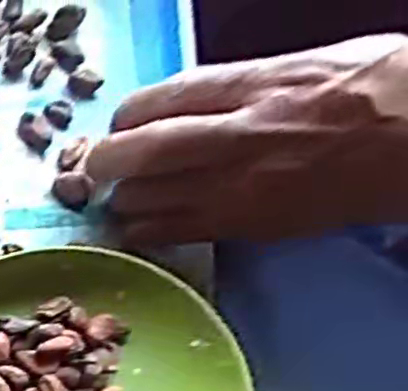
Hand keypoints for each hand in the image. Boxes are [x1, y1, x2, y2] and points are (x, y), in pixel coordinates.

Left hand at [86, 34, 407, 244]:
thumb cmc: (389, 92)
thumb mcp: (321, 66)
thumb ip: (243, 86)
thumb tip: (176, 105)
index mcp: (266, 84)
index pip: (158, 99)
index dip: (125, 115)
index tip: (124, 124)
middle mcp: (239, 135)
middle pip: (129, 153)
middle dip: (103, 160)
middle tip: (107, 164)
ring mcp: (231, 184)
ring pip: (131, 198)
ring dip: (122, 197)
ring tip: (138, 191)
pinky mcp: (232, 223)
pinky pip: (151, 233)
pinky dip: (135, 228)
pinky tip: (147, 220)